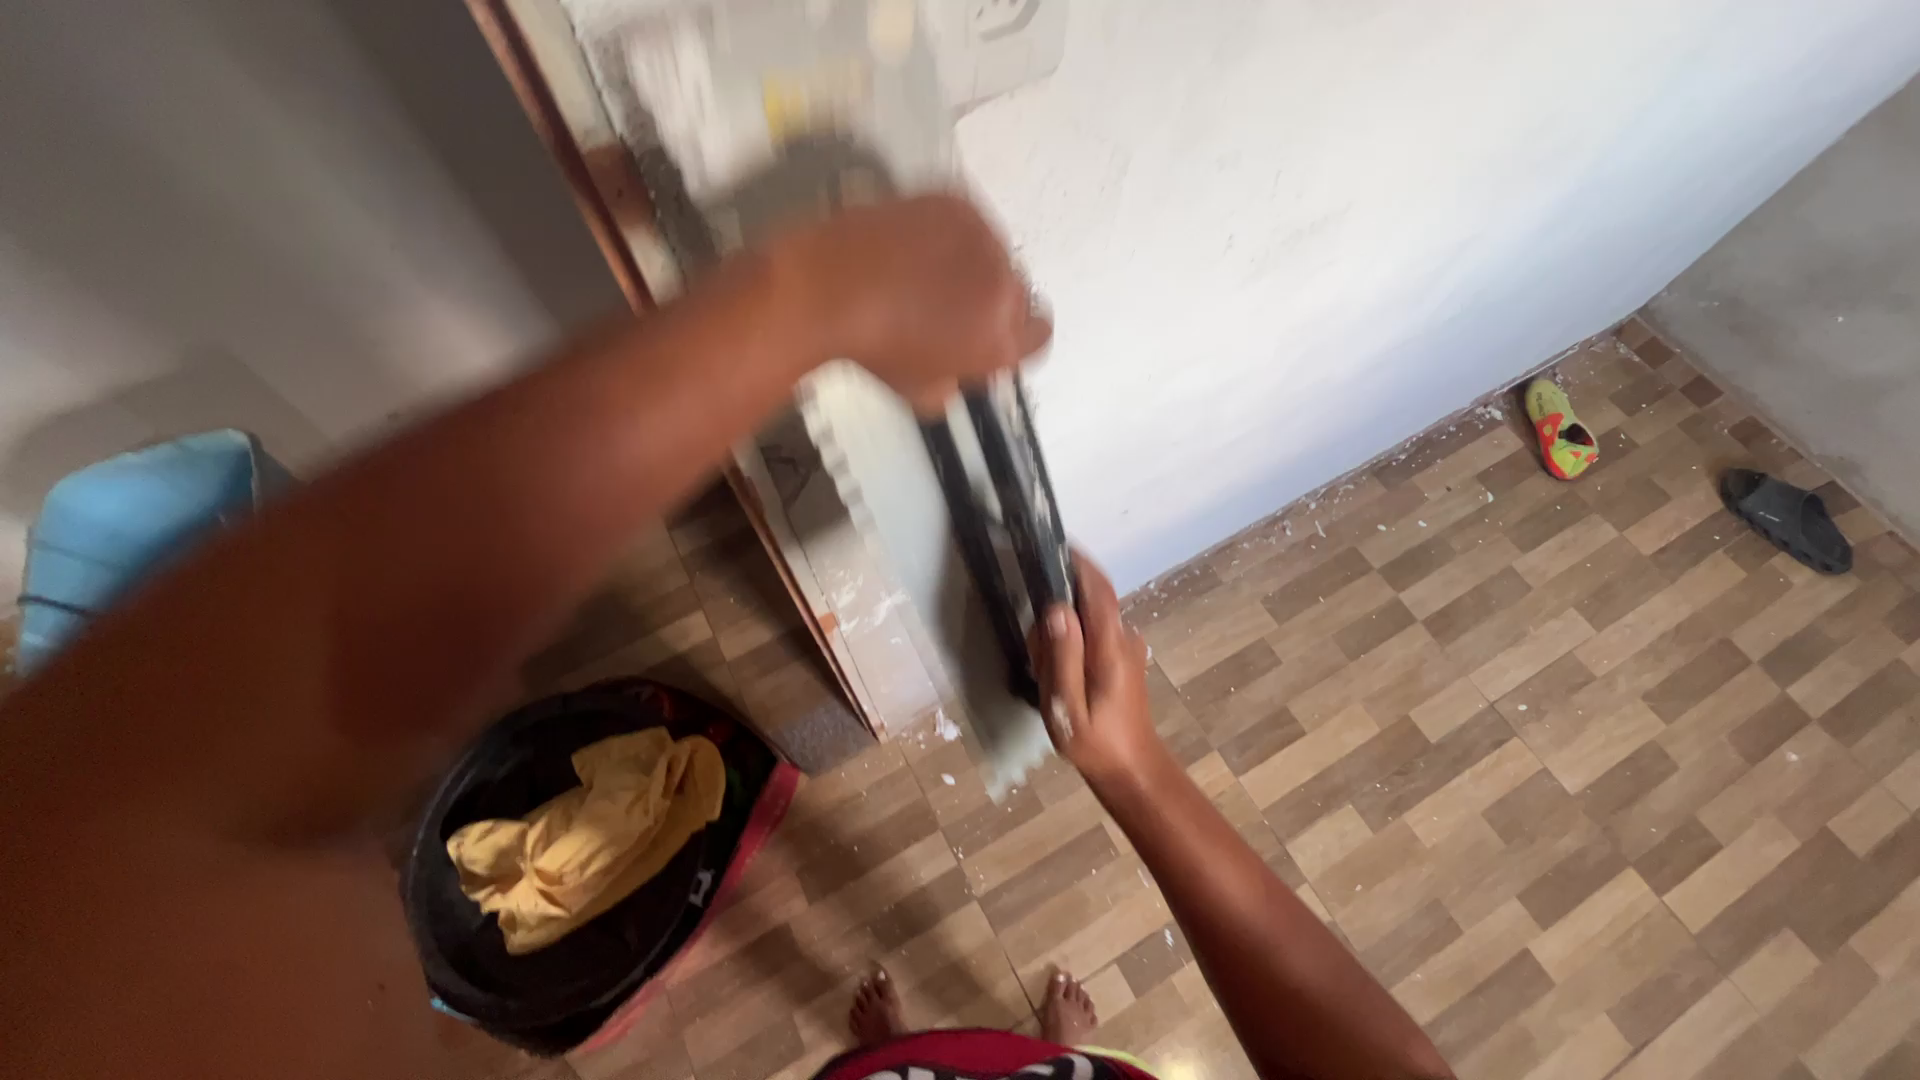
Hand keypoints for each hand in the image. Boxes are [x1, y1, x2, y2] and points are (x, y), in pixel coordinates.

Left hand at [776, 193, 1051, 411]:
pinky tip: (916, 249)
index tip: (993, 336)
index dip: (1015, 338)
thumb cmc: (868, 344)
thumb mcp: (918, 393)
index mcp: (1001, 339)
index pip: (1039, 337)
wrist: (828, 289)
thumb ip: (957, 383)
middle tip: (950, 308)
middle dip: (989, 302)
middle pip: (1017, 295)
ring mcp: (982, 240)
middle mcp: (1003, 287)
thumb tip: (957, 375)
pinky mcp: (957, 204)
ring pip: (994, 255)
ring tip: (926, 276)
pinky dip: (951, 234)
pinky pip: (970, 222)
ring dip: (972, 265)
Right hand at [1028, 552, 1167, 785]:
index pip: (1098, 589)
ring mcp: (1127, 647)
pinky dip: (1071, 647)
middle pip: (1088, 602)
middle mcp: (1124, 638)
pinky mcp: (1123, 658)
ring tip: (1048, 679)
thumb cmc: (1096, 743)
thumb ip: (1061, 656)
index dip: (1079, 563)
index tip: (1056, 546)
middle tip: (1039, 662)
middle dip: (1057, 616)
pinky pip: (1092, 636)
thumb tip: (1056, 608)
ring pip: (1088, 620)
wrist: (1132, 770)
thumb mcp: (1067, 705)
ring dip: (1062, 638)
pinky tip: (1062, 682)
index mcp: (1111, 647)